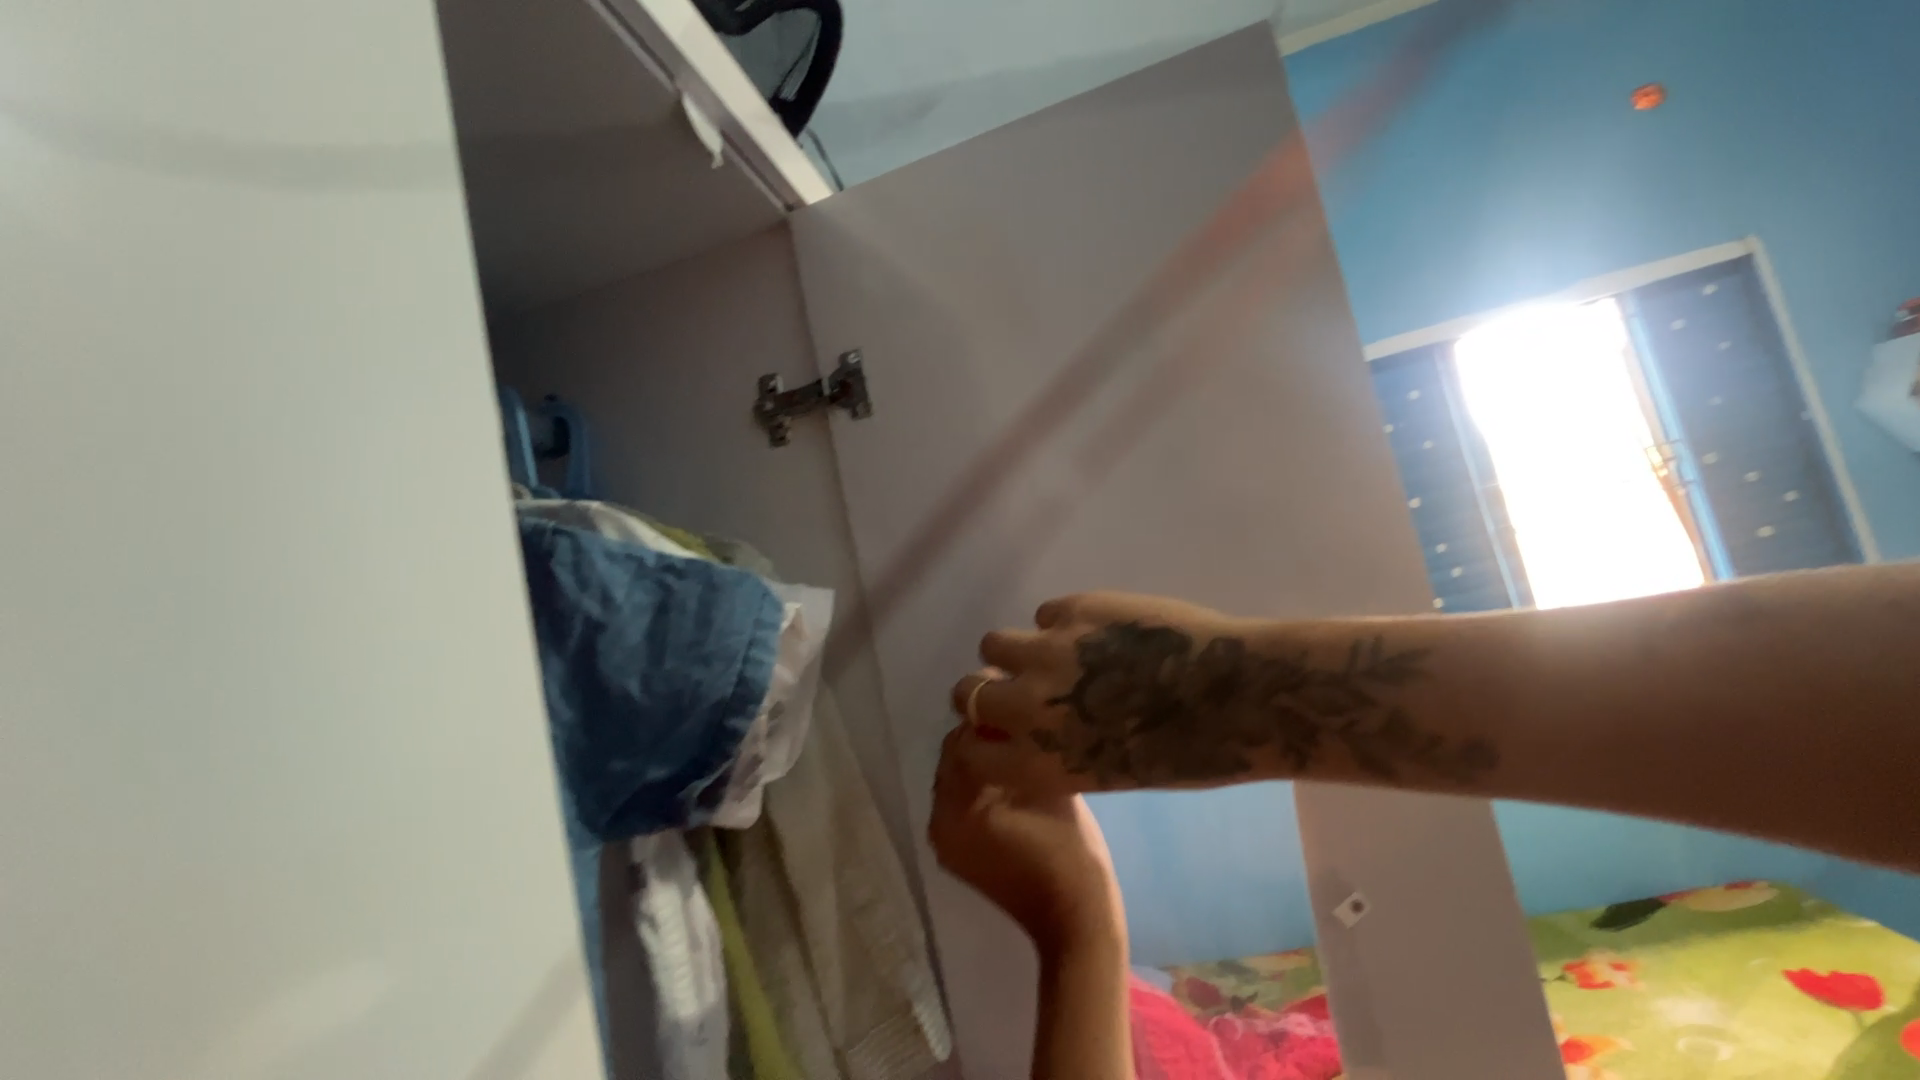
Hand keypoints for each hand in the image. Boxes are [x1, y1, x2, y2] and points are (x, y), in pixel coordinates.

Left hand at [927, 728, 1123, 952]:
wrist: (1075, 919)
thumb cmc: (1068, 849)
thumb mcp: (1046, 784)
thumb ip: (1018, 748)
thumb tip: (1009, 716)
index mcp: (956, 805)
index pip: (961, 742)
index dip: (988, 723)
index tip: (1016, 713)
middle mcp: (938, 822)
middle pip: (953, 762)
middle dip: (980, 745)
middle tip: (1017, 732)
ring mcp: (944, 843)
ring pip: (956, 784)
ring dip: (979, 767)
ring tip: (1016, 757)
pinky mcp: (957, 856)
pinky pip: (959, 808)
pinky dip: (978, 792)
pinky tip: (1010, 786)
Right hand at [948, 591, 1245, 796]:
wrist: (1239, 696)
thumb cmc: (1188, 753)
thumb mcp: (1110, 773)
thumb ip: (1060, 752)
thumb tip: (1037, 728)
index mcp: (1039, 764)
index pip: (968, 749)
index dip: (978, 735)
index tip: (994, 726)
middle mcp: (1029, 709)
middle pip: (968, 690)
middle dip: (986, 687)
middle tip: (1016, 682)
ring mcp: (1049, 653)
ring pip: (996, 643)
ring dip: (1016, 649)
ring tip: (1053, 650)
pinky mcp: (1075, 610)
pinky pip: (1046, 613)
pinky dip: (1063, 622)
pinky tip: (1101, 630)